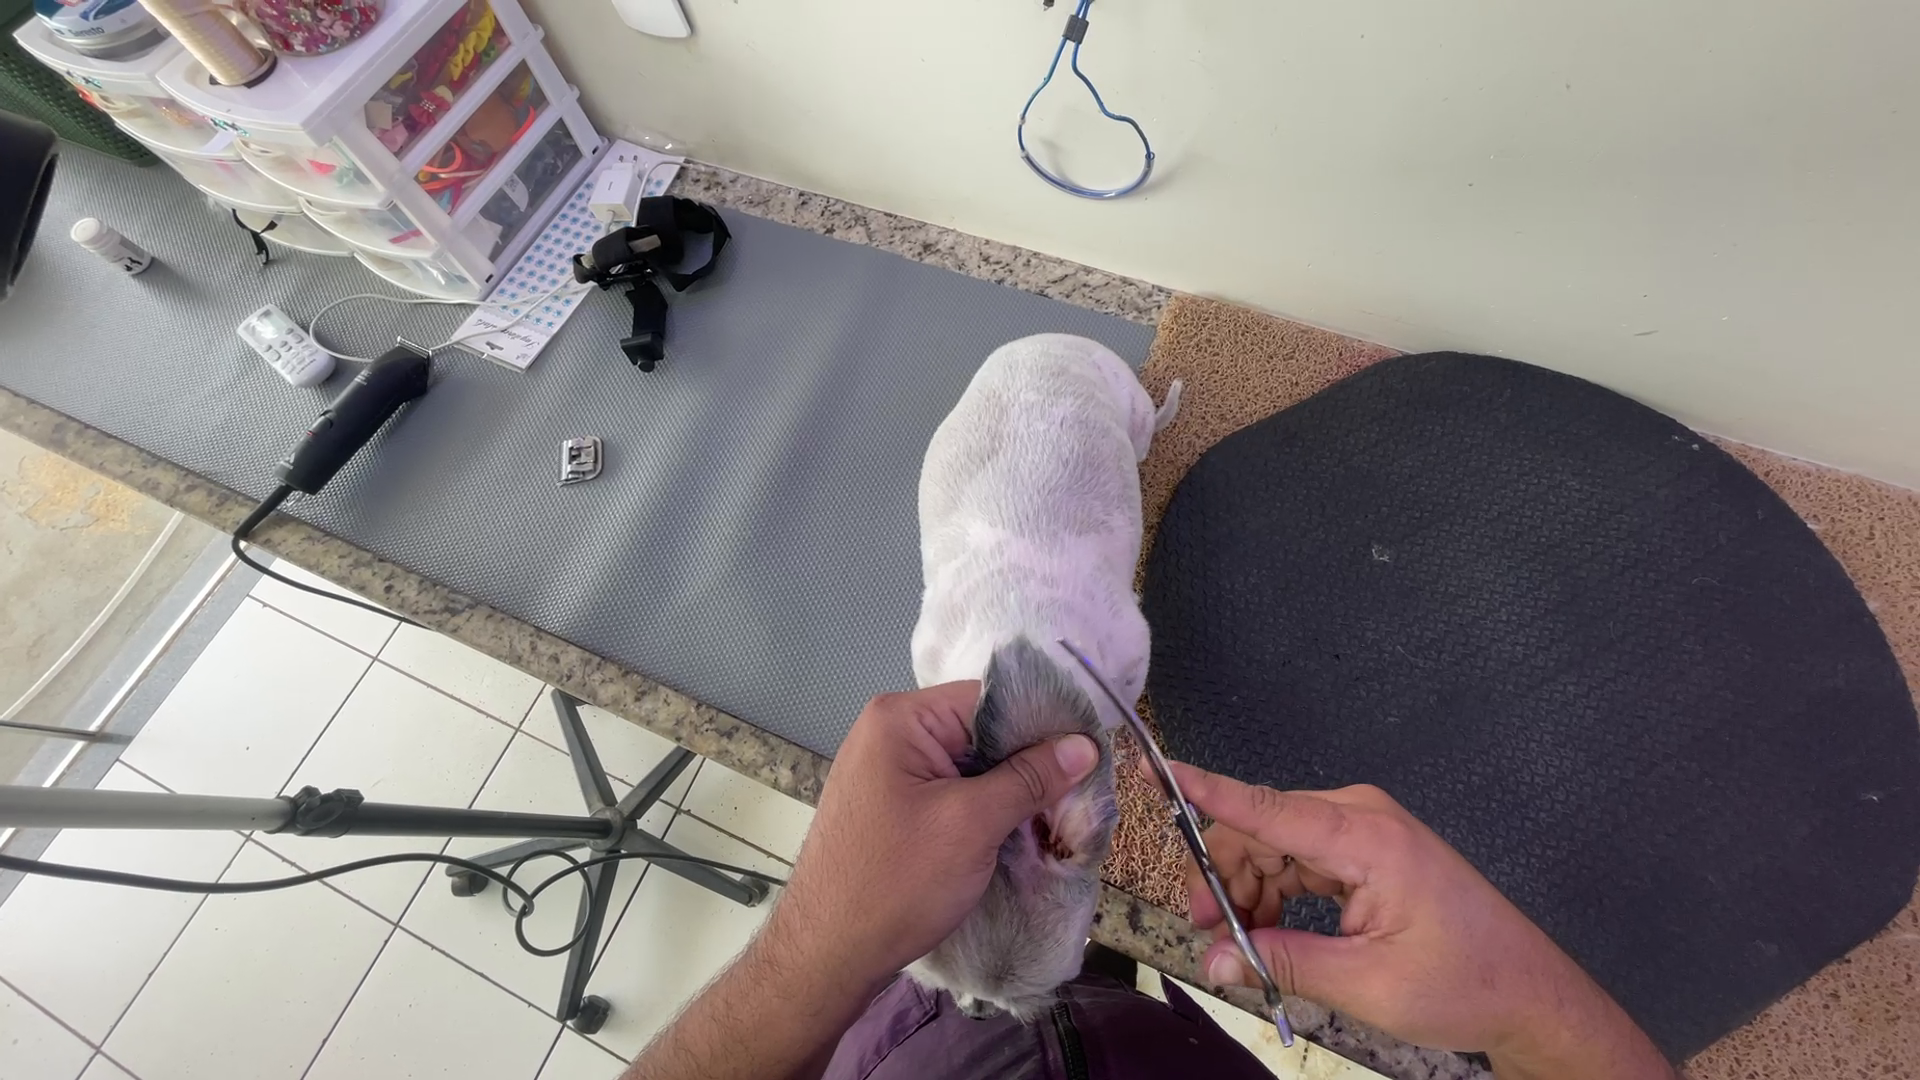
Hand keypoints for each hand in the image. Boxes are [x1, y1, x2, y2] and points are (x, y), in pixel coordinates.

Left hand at [763, 682, 1100, 989]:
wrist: (825, 958)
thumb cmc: (895, 882)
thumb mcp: (972, 824)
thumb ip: (1030, 778)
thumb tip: (1085, 744)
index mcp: (901, 717)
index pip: (988, 699)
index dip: (1040, 722)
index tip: (1088, 749)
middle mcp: (891, 731)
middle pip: (980, 731)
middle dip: (1029, 761)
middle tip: (1081, 788)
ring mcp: (890, 769)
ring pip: (970, 765)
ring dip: (1010, 789)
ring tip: (1059, 813)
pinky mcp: (894, 803)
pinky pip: (952, 790)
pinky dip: (986, 807)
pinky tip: (1019, 830)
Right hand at [1168, 763, 1673, 1079]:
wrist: (1535, 995)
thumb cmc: (1463, 985)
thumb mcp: (1369, 984)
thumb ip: (1282, 963)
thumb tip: (1212, 961)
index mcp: (1363, 836)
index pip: (1265, 807)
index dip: (1204, 789)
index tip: (1155, 767)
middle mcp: (1354, 815)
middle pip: (1260, 831)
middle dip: (1224, 876)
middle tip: (1204, 929)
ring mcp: (1357, 827)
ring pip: (1272, 845)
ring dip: (1246, 889)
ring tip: (1236, 942)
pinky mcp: (1359, 845)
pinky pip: (1295, 858)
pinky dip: (1273, 892)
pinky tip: (1266, 930)